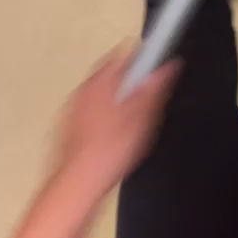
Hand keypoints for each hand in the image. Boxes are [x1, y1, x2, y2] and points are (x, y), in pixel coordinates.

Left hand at [50, 43, 177, 199]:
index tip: (154, 64)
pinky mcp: (69, 123)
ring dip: (115, 97)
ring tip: (130, 119)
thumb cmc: (107, 152)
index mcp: (101, 82)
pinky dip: (103, 115)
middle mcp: (84, 90)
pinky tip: (113, 134)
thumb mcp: (141, 118)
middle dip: (128, 80)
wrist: (79, 182)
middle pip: (110, 72)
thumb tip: (168, 68)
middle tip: (145, 94)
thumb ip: (154, 90)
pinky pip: (90, 109)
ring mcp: (74, 106)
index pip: (123, 55)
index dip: (142, 57)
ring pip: (100, 92)